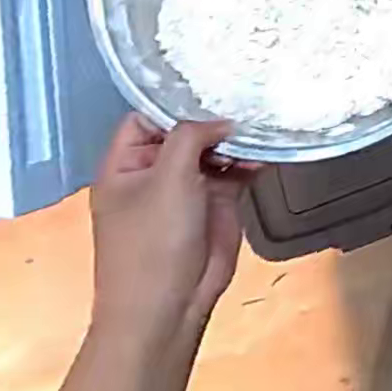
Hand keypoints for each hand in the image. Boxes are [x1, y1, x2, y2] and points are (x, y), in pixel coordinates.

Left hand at [88, 114, 261, 332]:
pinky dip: (250, 160)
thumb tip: (222, 120)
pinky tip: (265, 156)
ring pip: (215, 148)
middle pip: (187, 130)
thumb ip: (191, 136)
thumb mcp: (167, 179)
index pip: (146, 117)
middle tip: (247, 102)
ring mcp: (187, 185)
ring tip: (259, 134)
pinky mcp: (216, 199)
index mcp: (126, 165)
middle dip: (215, 118)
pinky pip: (235, 169)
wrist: (170, 303)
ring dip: (237, 140)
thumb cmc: (153, 240)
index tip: (211, 87)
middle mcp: (156, 170)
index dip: (174, 101)